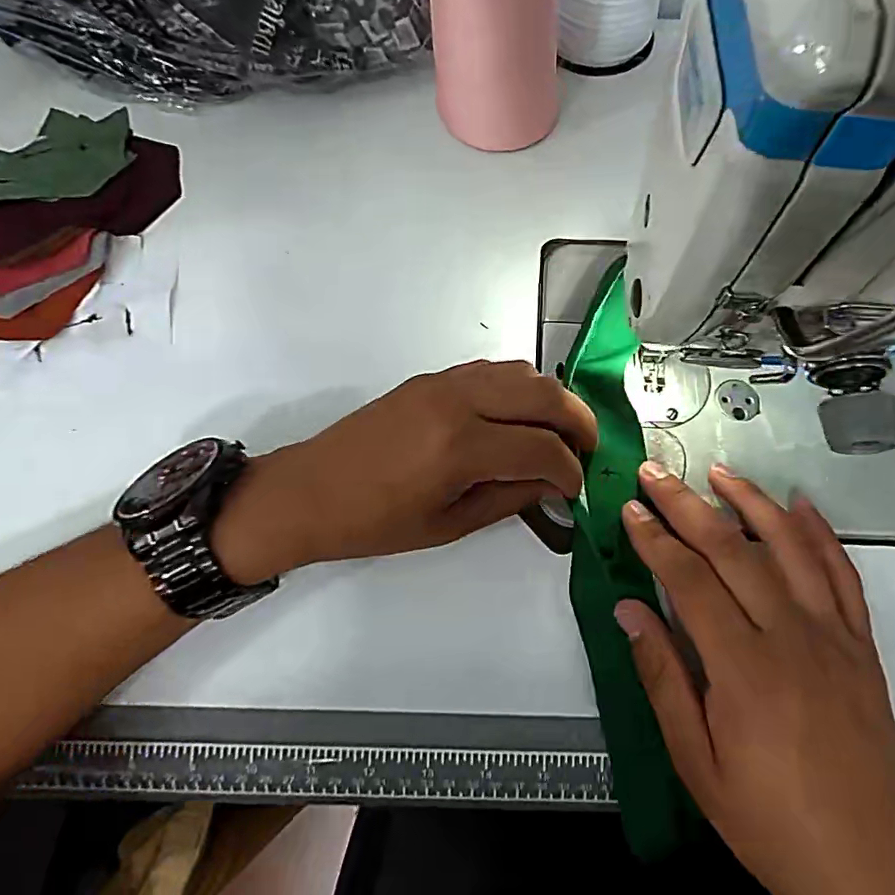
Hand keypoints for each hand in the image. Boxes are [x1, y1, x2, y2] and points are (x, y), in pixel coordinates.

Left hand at [212, 360, 597, 582]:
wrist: (307, 491)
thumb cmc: (373, 522)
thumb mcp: (448, 523)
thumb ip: (509, 498)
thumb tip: (552, 485)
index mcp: (461, 448)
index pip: (542, 449)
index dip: (570, 471)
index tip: (576, 489)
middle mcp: (459, 402)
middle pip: (544, 395)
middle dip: (579, 422)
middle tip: (587, 450)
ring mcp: (444, 383)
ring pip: (522, 373)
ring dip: (551, 399)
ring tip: (559, 432)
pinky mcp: (432, 378)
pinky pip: (493, 370)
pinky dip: (520, 388)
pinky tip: (520, 416)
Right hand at [616, 462, 894, 894]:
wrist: (861, 864)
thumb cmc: (769, 819)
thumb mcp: (695, 761)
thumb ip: (662, 677)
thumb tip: (630, 611)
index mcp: (743, 669)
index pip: (689, 580)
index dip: (655, 539)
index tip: (632, 510)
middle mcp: (790, 637)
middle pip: (732, 550)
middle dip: (687, 505)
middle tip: (657, 473)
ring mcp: (832, 635)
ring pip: (790, 547)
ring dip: (753, 501)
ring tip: (721, 473)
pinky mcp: (861, 644)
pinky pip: (843, 574)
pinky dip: (822, 534)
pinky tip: (803, 506)